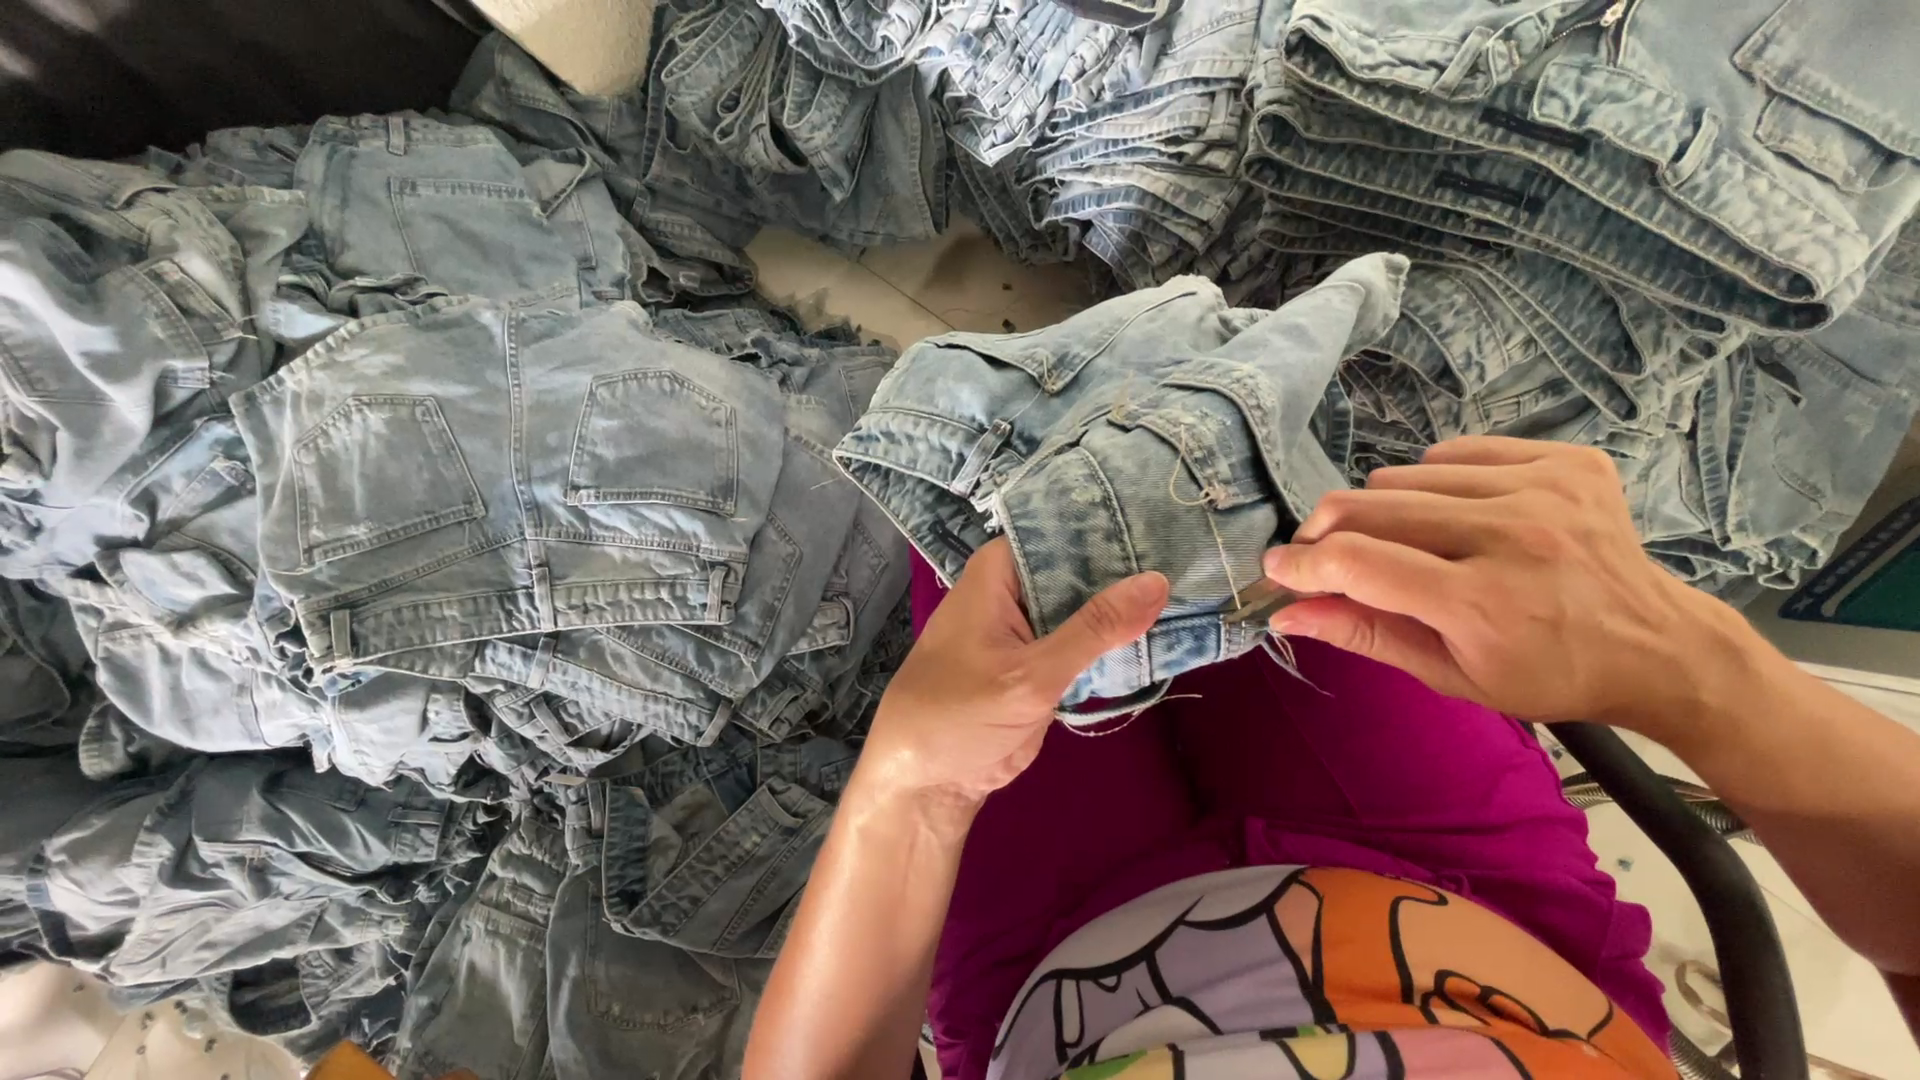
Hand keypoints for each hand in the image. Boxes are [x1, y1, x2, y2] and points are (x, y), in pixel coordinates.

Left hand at [859, 538, 1168, 810]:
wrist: (929, 781)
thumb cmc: (959, 715)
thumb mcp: (1030, 674)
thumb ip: (1095, 629)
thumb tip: (1158, 581)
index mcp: (999, 571)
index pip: (1064, 532)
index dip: (1113, 527)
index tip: (1171, 524)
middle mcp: (1016, 589)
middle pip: (1082, 568)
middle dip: (1130, 570)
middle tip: (1197, 557)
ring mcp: (1032, 627)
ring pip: (1088, 606)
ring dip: (1128, 608)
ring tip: (1198, 587)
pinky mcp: (1044, 661)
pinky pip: (1086, 641)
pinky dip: (1116, 642)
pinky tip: (1168, 631)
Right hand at [1262, 436, 1766, 730]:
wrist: (1658, 647)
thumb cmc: (1543, 674)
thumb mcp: (1446, 674)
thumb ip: (1361, 634)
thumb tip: (1284, 612)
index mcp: (1481, 601)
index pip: (1356, 562)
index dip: (1302, 563)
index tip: (1278, 569)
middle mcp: (1511, 534)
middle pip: (1368, 507)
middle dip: (1325, 533)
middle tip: (1325, 558)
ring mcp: (1543, 488)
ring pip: (1402, 478)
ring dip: (1381, 512)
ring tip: (1408, 544)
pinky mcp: (1564, 461)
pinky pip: (1453, 455)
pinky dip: (1432, 483)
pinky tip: (1455, 516)